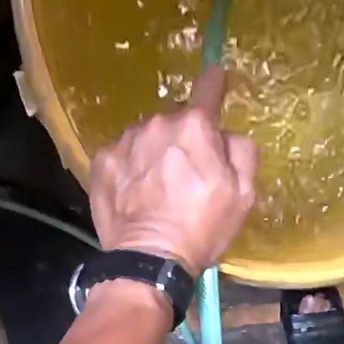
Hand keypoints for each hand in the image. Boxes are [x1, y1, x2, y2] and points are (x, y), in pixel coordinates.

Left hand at [89, 67, 257, 276]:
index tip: (216, 82)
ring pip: (144, 137)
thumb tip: (227, 135)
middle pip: (173, 121)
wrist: (149, 261)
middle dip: (180, 139)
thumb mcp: (242, 195)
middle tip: (183, 175)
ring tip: (154, 189)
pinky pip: (120, 156)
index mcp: (195, 126)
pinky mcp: (101, 163)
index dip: (214, 84)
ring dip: (151, 154)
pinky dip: (127, 170)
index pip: (208, 87)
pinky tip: (132, 194)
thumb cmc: (201, 230)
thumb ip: (241, 152)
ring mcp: (124, 142)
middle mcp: (157, 123)